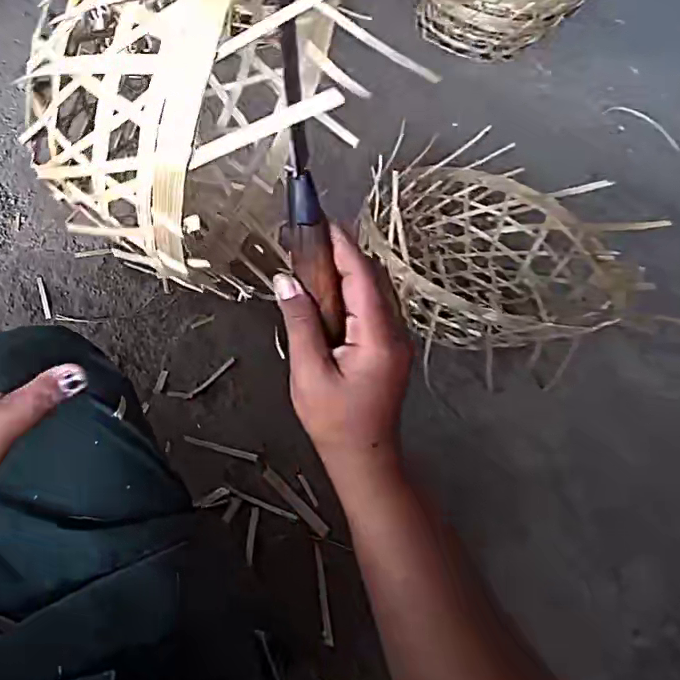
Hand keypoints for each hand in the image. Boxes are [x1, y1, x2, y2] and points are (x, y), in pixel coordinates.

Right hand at [274, 224, 412, 467]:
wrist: (363, 456)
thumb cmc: (335, 420)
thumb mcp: (309, 371)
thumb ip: (299, 322)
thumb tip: (286, 281)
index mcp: (378, 337)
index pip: (362, 278)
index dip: (343, 247)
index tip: (323, 222)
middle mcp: (393, 332)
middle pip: (371, 278)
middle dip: (343, 251)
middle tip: (312, 233)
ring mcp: (393, 339)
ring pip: (373, 289)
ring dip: (347, 267)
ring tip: (315, 252)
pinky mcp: (384, 345)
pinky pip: (369, 304)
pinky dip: (349, 286)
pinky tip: (327, 285)